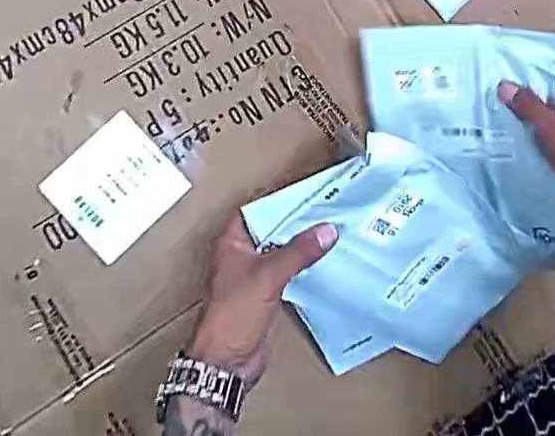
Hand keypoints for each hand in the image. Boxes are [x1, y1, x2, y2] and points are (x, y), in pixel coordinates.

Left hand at [188, 212, 337, 381]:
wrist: (226, 364)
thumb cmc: (235, 313)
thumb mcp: (269, 275)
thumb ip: (299, 251)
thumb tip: (328, 229)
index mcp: (233, 241)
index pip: (258, 208)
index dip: (279, 198)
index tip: (306, 191)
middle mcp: (242, 253)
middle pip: (272, 227)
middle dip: (296, 219)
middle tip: (324, 207)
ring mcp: (253, 273)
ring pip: (281, 247)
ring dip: (300, 241)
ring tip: (327, 227)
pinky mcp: (265, 291)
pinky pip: (286, 268)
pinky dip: (301, 261)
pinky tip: (321, 256)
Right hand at [499, 76, 554, 230]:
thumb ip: (530, 107)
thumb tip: (505, 84)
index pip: (543, 71)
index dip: (519, 69)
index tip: (490, 69)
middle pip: (541, 94)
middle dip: (516, 95)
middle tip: (481, 94)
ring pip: (542, 117)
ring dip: (521, 119)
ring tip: (487, 116)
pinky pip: (546, 138)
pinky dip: (531, 138)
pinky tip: (509, 143)